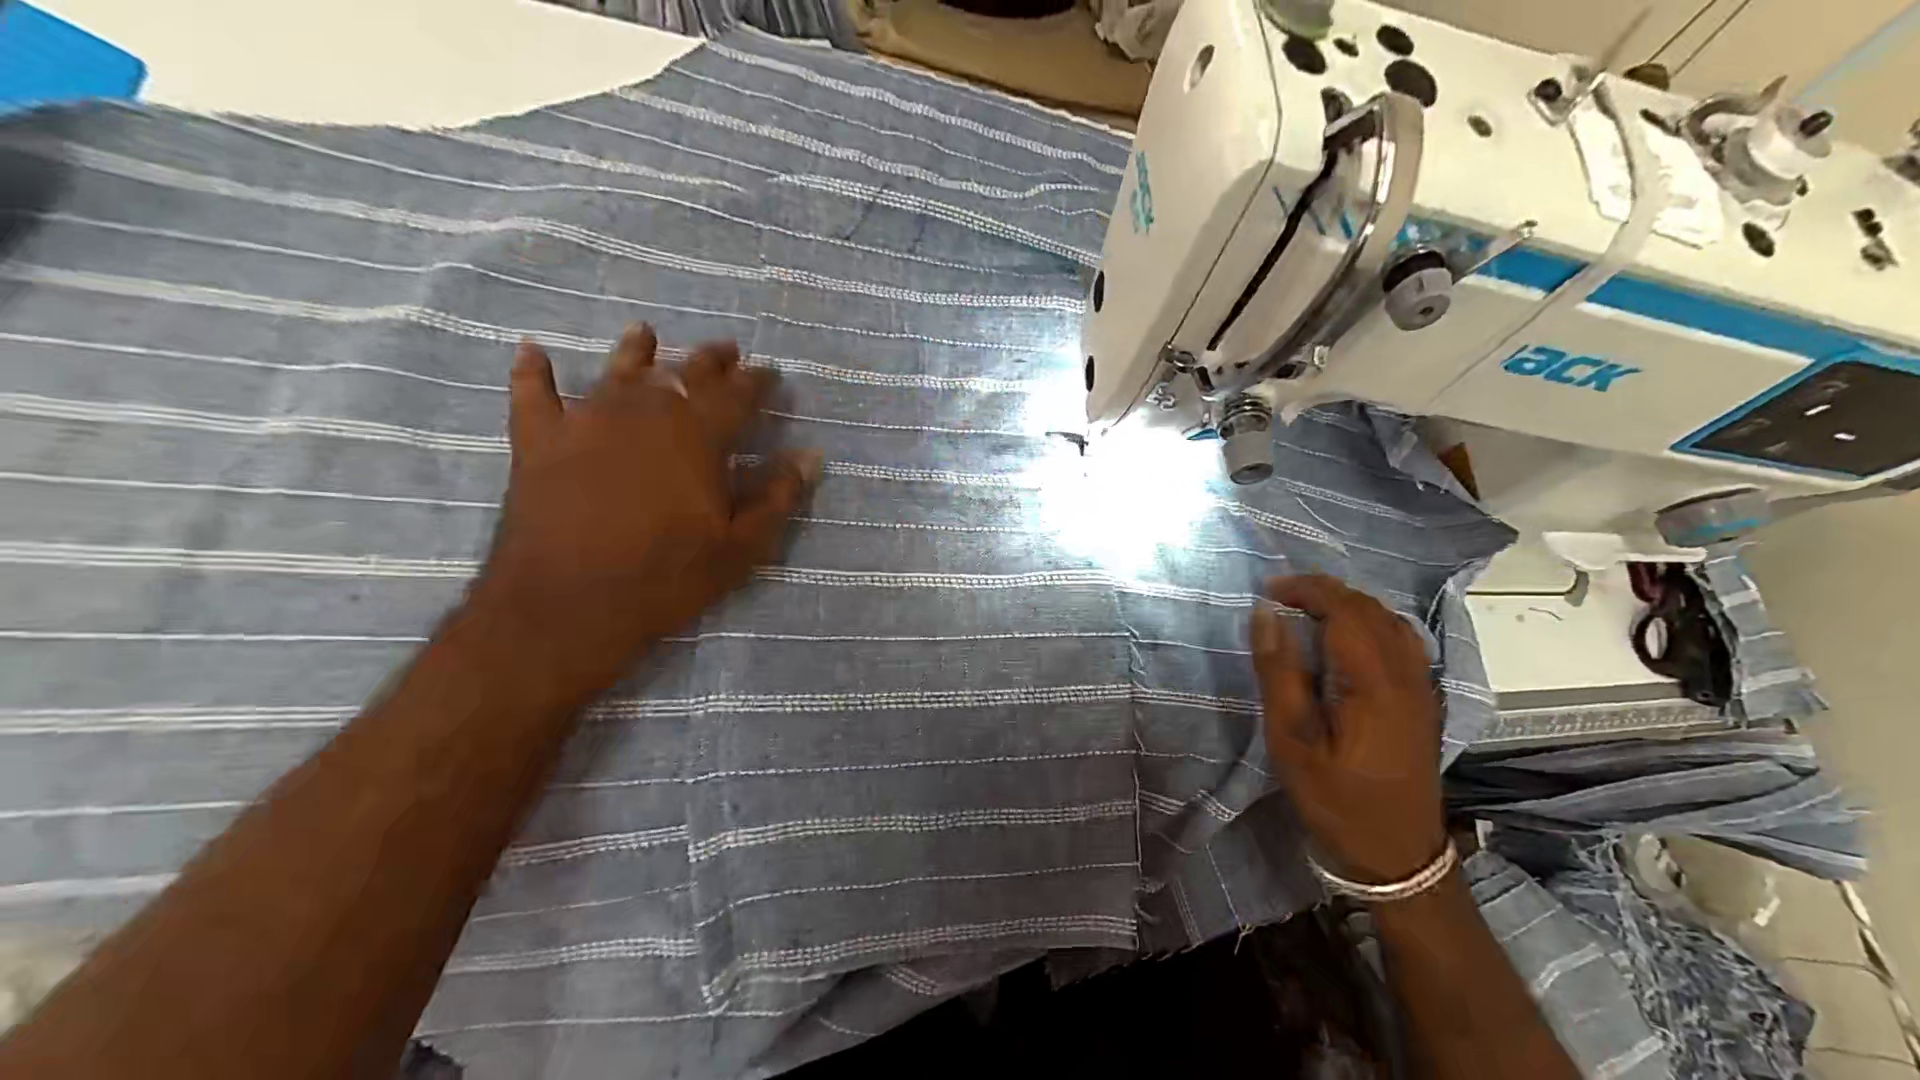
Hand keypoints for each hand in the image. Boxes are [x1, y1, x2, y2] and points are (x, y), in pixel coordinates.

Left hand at [469, 324, 817, 696]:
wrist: (566, 606)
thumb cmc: (665, 578)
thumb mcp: (740, 547)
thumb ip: (777, 497)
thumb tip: (810, 455)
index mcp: (697, 435)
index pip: (738, 394)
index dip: (758, 381)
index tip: (770, 373)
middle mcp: (644, 412)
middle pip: (683, 372)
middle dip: (710, 360)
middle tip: (726, 350)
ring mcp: (586, 421)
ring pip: (617, 372)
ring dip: (636, 351)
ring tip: (646, 333)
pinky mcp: (539, 441)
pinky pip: (533, 394)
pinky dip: (533, 371)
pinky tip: (532, 351)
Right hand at [1250, 575, 1445, 883]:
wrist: (1397, 854)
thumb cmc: (1335, 798)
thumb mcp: (1291, 740)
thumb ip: (1279, 672)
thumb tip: (1266, 614)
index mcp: (1374, 681)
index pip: (1345, 609)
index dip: (1307, 589)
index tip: (1268, 592)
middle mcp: (1406, 675)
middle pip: (1370, 609)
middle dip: (1324, 592)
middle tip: (1280, 598)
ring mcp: (1421, 688)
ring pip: (1390, 622)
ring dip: (1348, 606)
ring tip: (1307, 612)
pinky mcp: (1423, 702)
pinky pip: (1401, 641)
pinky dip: (1369, 624)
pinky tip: (1346, 640)